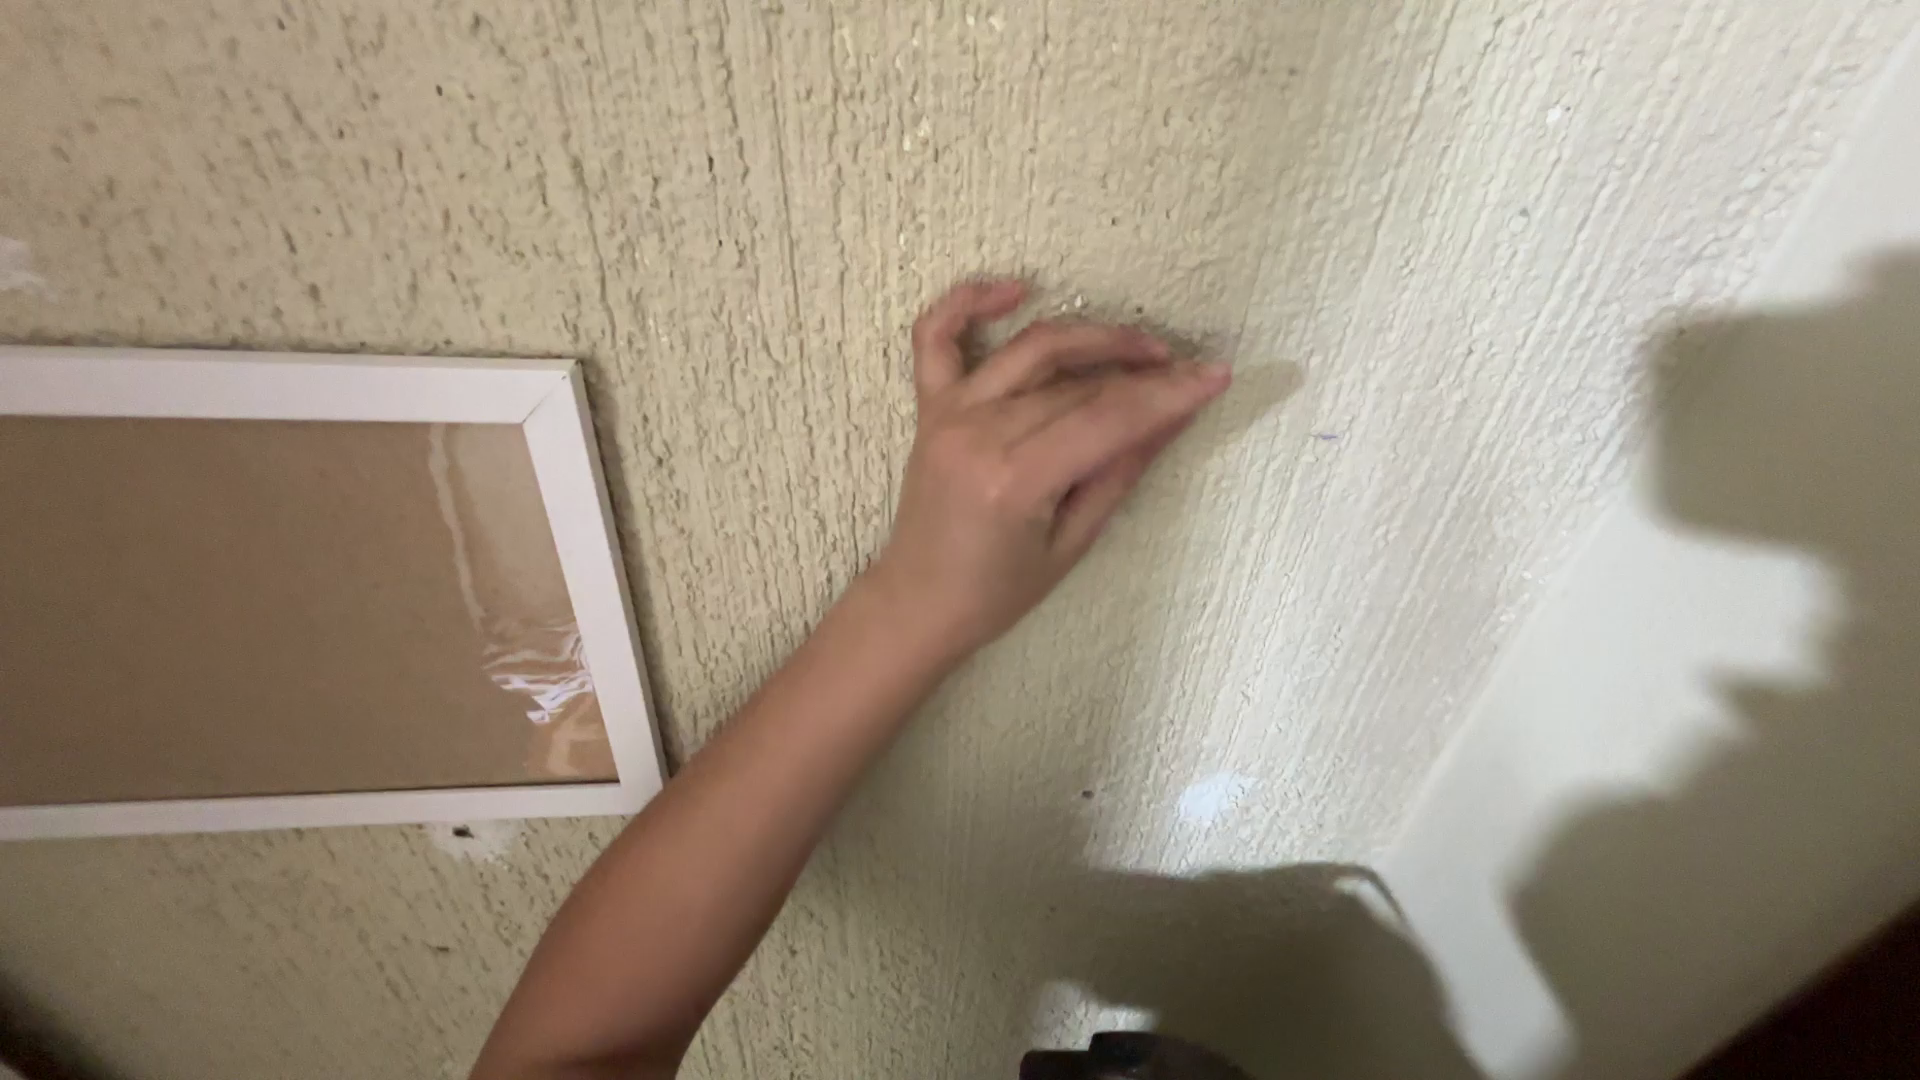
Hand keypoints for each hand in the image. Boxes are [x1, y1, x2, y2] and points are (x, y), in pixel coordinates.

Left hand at [866, 278, 1230, 659]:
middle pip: (1077, 385)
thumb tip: (1171, 416)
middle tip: (1188, 371)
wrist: (918, 602)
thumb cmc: (996, 592)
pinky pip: (936, 335)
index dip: (1168, 394)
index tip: (1215, 375)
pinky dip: (968, 301)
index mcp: (1014, 481)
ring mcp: (948, 414)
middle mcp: (978, 434)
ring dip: (1091, 337)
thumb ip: (1118, 472)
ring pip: (1032, 352)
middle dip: (1142, 374)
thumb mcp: (1071, 544)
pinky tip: (1016, 290)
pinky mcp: (929, 408)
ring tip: (1141, 346)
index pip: (1107, 418)